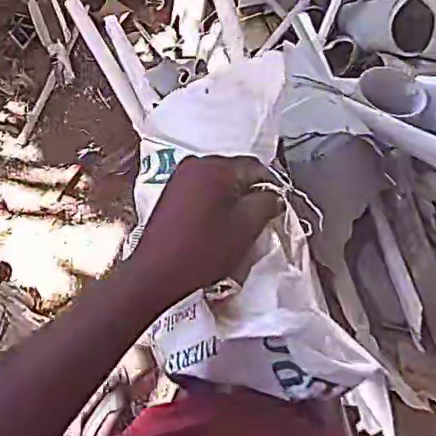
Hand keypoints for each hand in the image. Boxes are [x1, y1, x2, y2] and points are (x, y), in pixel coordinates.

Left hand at [123, 155, 282, 306]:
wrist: (156, 272)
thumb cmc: (204, 250)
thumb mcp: (246, 227)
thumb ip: (266, 203)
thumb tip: (274, 196)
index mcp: (216, 167)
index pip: (256, 166)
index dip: (272, 185)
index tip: (278, 204)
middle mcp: (196, 163)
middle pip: (235, 171)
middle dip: (250, 191)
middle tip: (260, 216)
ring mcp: (180, 176)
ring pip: (218, 180)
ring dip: (231, 197)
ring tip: (239, 223)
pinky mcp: (171, 191)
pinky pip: (202, 188)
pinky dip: (214, 201)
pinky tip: (217, 223)